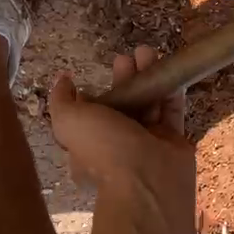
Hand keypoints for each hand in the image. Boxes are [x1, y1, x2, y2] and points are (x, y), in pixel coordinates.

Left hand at [50, 46, 194, 208]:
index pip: (91, 115)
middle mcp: (119, 143)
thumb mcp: (68, 122)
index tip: (95, 74)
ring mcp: (147, 141)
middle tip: (128, 57)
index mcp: (91, 144)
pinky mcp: (173, 138)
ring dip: (147, 75)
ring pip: (147, 101)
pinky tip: (168, 66)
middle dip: (124, 77)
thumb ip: (61, 100)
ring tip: (148, 51)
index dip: (93, 93)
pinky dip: (170, 87)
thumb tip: (62, 80)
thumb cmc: (104, 150)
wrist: (148, 182)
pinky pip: (172, 107)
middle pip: (122, 103)